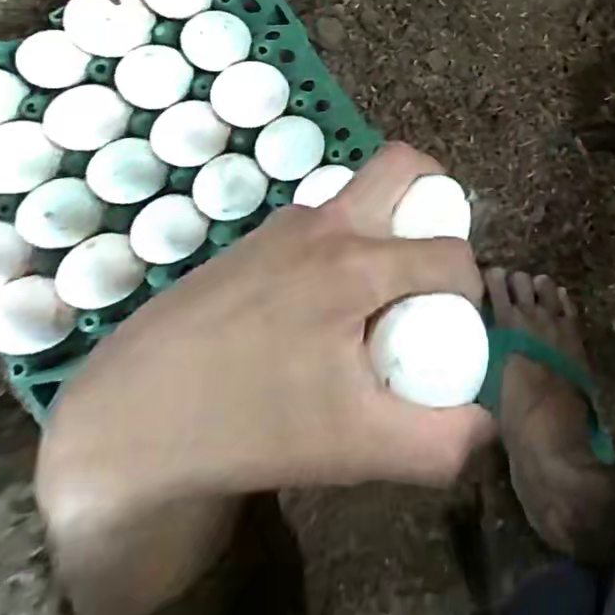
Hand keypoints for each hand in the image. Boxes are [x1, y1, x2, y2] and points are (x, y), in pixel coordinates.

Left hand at [37, 143, 495, 535]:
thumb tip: (485, 425)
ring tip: (374, 297)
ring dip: (385, 224)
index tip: (452, 327)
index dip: (470, 290)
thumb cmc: (248, 426)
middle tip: (435, 257)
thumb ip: (439, 442)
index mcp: (356, 266)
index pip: (449, 255)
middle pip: (404, 166)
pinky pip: (319, 223)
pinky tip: (316, 309)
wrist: (129, 416)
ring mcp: (282, 225)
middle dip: (437, 195)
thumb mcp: (356, 448)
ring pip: (357, 194)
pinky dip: (342, 246)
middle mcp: (323, 226)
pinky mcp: (252, 240)